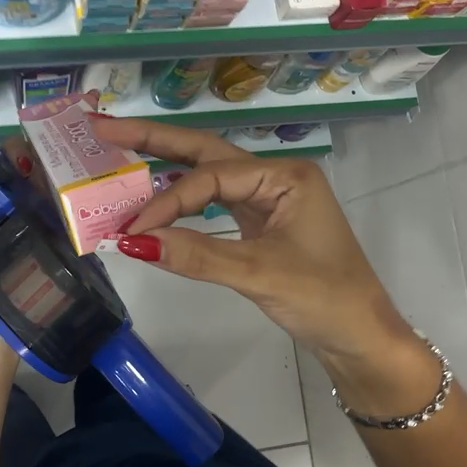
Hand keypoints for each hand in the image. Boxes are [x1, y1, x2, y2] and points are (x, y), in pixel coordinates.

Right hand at [90, 117, 416, 366]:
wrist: (362, 338)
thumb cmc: (324, 299)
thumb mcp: (260, 274)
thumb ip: (196, 255)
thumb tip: (132, 241)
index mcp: (284, 176)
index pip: (211, 177)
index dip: (167, 201)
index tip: (130, 228)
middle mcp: (275, 178)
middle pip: (206, 153)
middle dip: (155, 140)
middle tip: (103, 128)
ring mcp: (268, 201)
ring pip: (208, 177)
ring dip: (166, 170)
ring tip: (119, 154)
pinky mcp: (261, 225)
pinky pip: (215, 205)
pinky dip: (183, 206)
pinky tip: (156, 204)